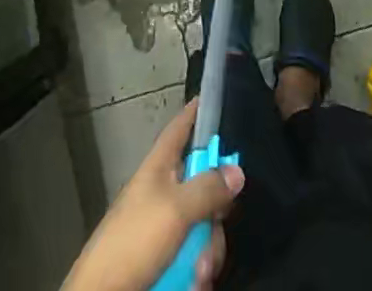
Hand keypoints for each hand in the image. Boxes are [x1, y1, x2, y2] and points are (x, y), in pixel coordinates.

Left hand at [61, 99, 244, 290]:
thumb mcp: (175, 210)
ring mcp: (165, 227)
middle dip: (215, 213)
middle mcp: (164, 193)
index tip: (210, 99)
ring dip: (208, 252)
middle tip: (217, 225)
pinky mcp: (168, 257)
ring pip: (205, 227)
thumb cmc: (135, 240)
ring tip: (198, 274)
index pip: (179, 130)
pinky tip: (194, 284)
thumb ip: (207, 189)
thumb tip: (236, 169)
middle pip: (204, 186)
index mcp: (158, 169)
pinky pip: (197, 255)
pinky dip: (199, 272)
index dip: (194, 114)